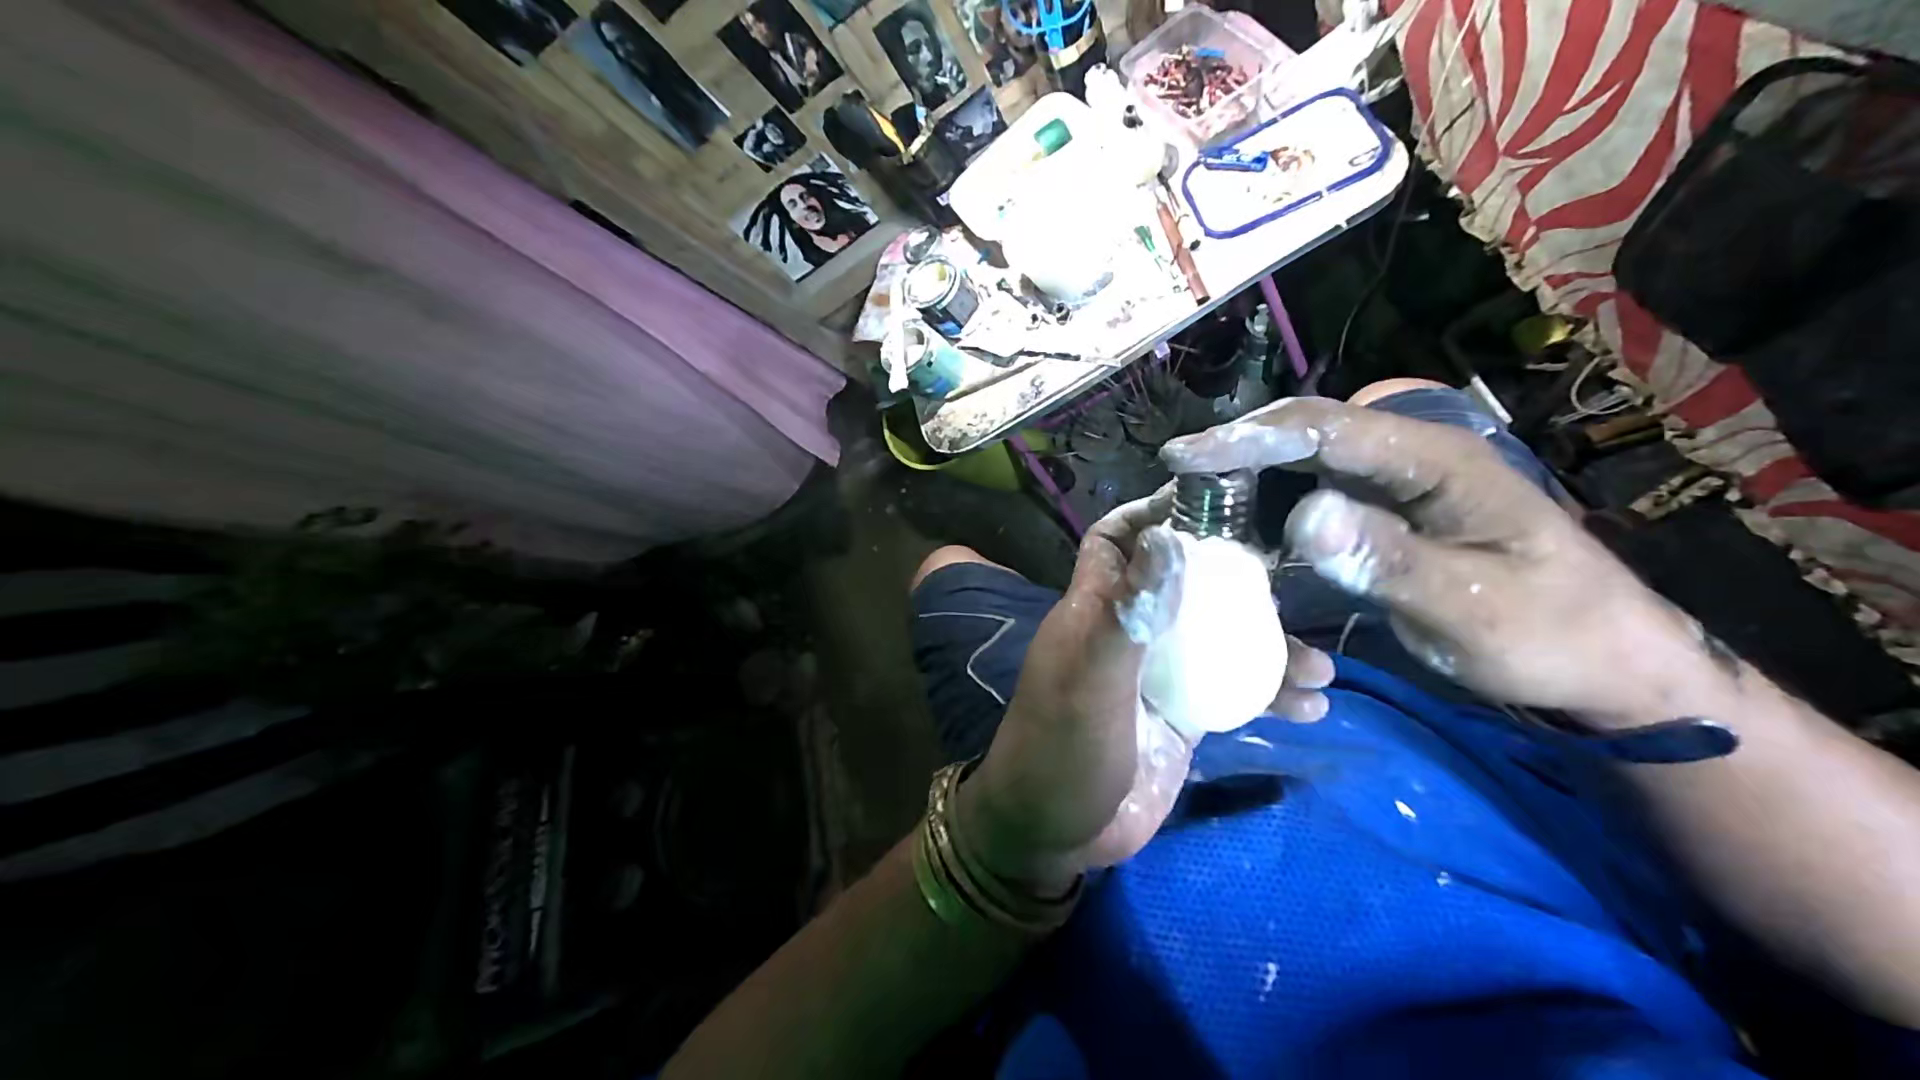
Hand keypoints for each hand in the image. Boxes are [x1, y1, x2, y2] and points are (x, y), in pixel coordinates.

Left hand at [955, 491, 1334, 892]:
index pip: (1117, 541)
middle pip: (1185, 584)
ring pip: (1220, 638)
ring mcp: (1158, 675)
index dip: (1151, 514)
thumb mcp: (1092, 679)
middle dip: (1235, 578)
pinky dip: (1270, 693)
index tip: (1209, 500)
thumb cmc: (1062, 749)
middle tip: (1290, 582)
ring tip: (1320, 667)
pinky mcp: (1183, 716)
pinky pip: (1234, 690)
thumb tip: (1167, 534)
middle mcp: (1127, 632)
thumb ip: (1128, 612)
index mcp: (1093, 609)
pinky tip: (1309, 705)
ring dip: (1270, 645)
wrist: (1055, 835)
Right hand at [1161, 398, 1707, 719]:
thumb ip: (1386, 559)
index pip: (1324, 429)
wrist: (1607, 665)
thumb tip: (1300, 516)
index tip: (1182, 455)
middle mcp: (1407, 462)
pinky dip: (1268, 516)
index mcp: (1435, 461)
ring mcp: (1395, 491)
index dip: (1248, 437)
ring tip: (1193, 506)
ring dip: (1246, 481)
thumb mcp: (1472, 605)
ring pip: (1302, 468)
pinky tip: (1238, 539)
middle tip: (1176, 479)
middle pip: (1304, 437)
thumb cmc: (1552, 633)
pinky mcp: (1385, 521)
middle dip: (1236, 451)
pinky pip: (1310, 504)